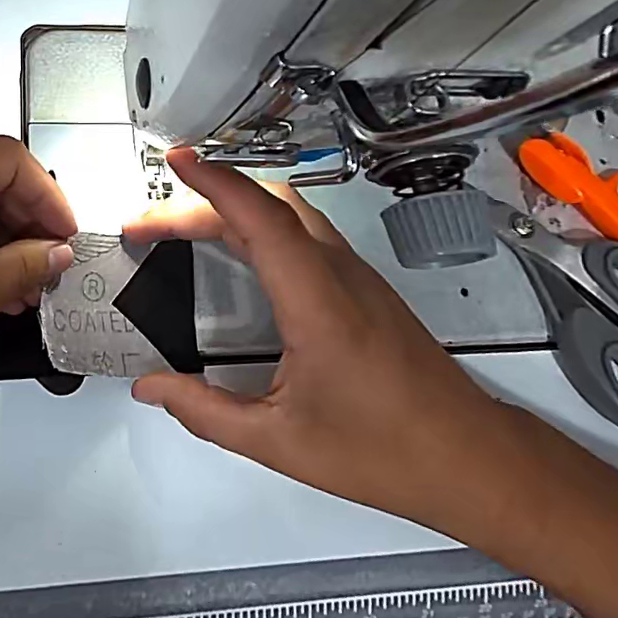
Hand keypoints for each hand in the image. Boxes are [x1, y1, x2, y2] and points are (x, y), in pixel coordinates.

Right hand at [125, 149, 516, 532]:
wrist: (468, 457)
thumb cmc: (383, 451)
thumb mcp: (278, 441)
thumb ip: (205, 411)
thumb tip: (152, 388)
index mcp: (318, 305)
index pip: (263, 221)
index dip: (216, 184)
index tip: (178, 160)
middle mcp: (339, 275)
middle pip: (266, 208)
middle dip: (202, 201)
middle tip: (149, 224)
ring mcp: (355, 275)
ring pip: (288, 213)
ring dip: (232, 208)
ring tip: (182, 226)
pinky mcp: (362, 285)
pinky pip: (302, 232)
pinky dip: (257, 223)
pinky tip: (236, 247)